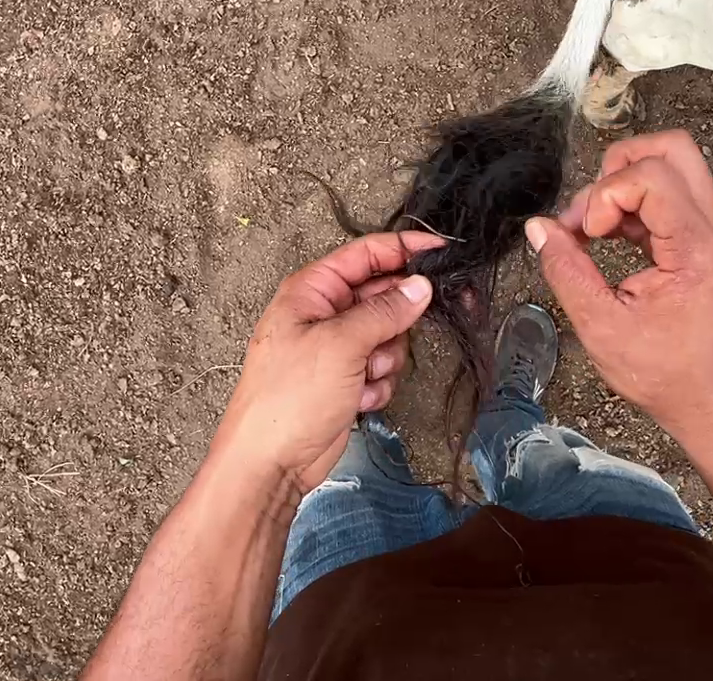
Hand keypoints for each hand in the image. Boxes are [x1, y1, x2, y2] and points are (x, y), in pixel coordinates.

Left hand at [212, 231, 440, 494]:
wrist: (270, 464)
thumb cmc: (289, 397)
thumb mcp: (341, 344)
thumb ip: (385, 311)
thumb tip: (421, 286)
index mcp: (313, 289)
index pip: (366, 254)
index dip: (404, 249)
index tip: (442, 249)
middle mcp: (324, 312)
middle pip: (382, 295)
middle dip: (395, 320)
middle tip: (399, 335)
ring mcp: (336, 346)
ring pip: (389, 334)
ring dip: (385, 358)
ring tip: (362, 376)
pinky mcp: (346, 378)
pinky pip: (382, 366)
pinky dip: (377, 383)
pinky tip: (357, 399)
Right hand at [524, 130, 712, 444]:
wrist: (708, 400)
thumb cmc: (662, 372)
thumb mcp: (599, 326)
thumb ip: (565, 269)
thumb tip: (538, 227)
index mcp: (697, 250)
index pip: (650, 175)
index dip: (604, 194)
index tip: (585, 234)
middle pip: (671, 149)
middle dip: (617, 168)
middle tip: (593, 212)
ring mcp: (710, 229)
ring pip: (669, 162)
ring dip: (621, 184)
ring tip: (594, 228)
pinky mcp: (699, 236)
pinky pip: (664, 190)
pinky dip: (628, 201)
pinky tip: (604, 235)